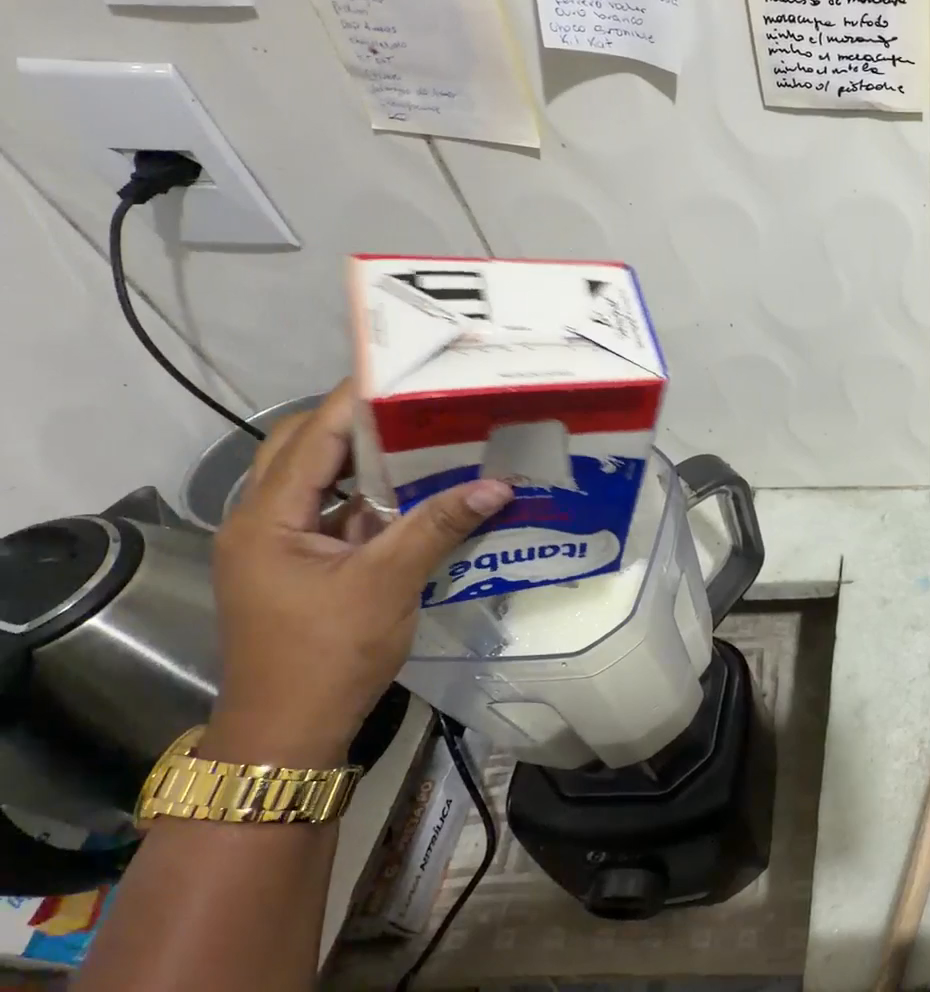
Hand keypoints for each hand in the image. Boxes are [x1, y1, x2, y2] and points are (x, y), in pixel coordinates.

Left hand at [202, 383, 511, 766]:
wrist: (290, 728)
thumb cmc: (328, 653)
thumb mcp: (388, 583)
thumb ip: (438, 527)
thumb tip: (497, 485)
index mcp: (267, 518)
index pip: (310, 438)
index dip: (352, 400)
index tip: (399, 369)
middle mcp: (264, 522)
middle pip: (306, 452)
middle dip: (359, 423)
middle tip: (419, 401)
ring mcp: (282, 547)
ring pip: (324, 484)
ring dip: (370, 462)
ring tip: (429, 437)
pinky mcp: (304, 568)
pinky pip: (340, 516)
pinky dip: (377, 500)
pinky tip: (422, 493)